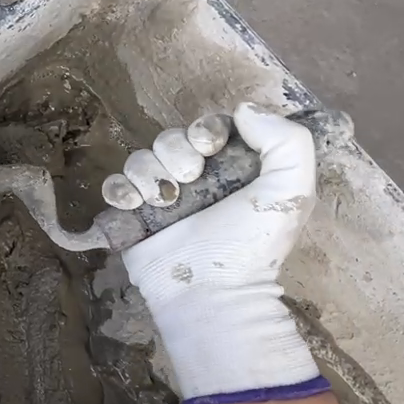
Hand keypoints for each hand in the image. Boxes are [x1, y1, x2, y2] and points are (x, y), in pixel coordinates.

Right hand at [120, 103, 326, 403]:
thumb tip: (242, 110)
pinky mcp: (129, 215)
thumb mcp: (291, 191)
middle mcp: (192, 179)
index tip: (210, 149)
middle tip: (189, 183)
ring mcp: (157, 197)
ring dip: (148, 175)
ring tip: (163, 203)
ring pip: (138, 159)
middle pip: (167, 139)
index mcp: (228, 169)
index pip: (205, 127)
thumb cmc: (250, 245)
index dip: (202, 130)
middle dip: (174, 154)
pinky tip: (134, 206)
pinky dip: (119, 190)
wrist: (209, 292)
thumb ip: (286, 141)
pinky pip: (112, 185)